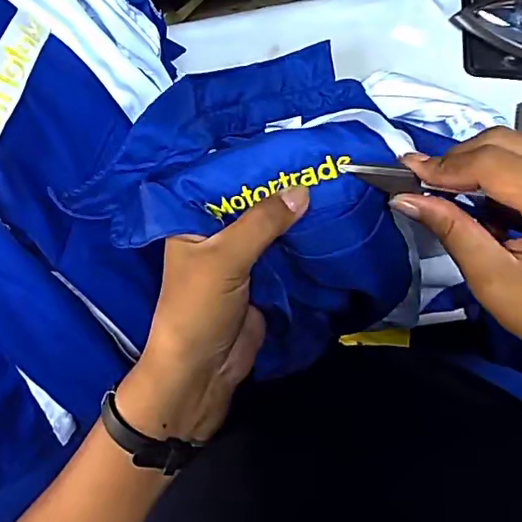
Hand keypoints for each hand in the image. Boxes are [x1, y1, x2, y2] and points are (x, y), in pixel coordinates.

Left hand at [113, 187, 307, 443]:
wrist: (201, 374)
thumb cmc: (197, 308)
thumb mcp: (225, 259)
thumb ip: (261, 223)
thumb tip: (301, 190)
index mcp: (190, 220)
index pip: (221, 180)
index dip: (252, 164)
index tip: (289, 147)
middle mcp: (212, 232)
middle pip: (248, 203)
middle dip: (279, 188)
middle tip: (319, 163)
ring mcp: (237, 256)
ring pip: (268, 227)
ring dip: (293, 214)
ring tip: (331, 184)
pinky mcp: (258, 279)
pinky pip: (281, 252)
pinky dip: (300, 241)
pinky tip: (327, 222)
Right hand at [390, 128, 521, 387]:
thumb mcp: (497, 284)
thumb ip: (453, 231)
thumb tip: (406, 197)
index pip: (497, 165)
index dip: (447, 165)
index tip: (407, 172)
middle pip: (508, 144)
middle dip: (458, 160)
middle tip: (425, 184)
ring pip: (519, 146)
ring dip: (477, 164)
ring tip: (452, 193)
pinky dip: (500, 173)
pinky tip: (487, 201)